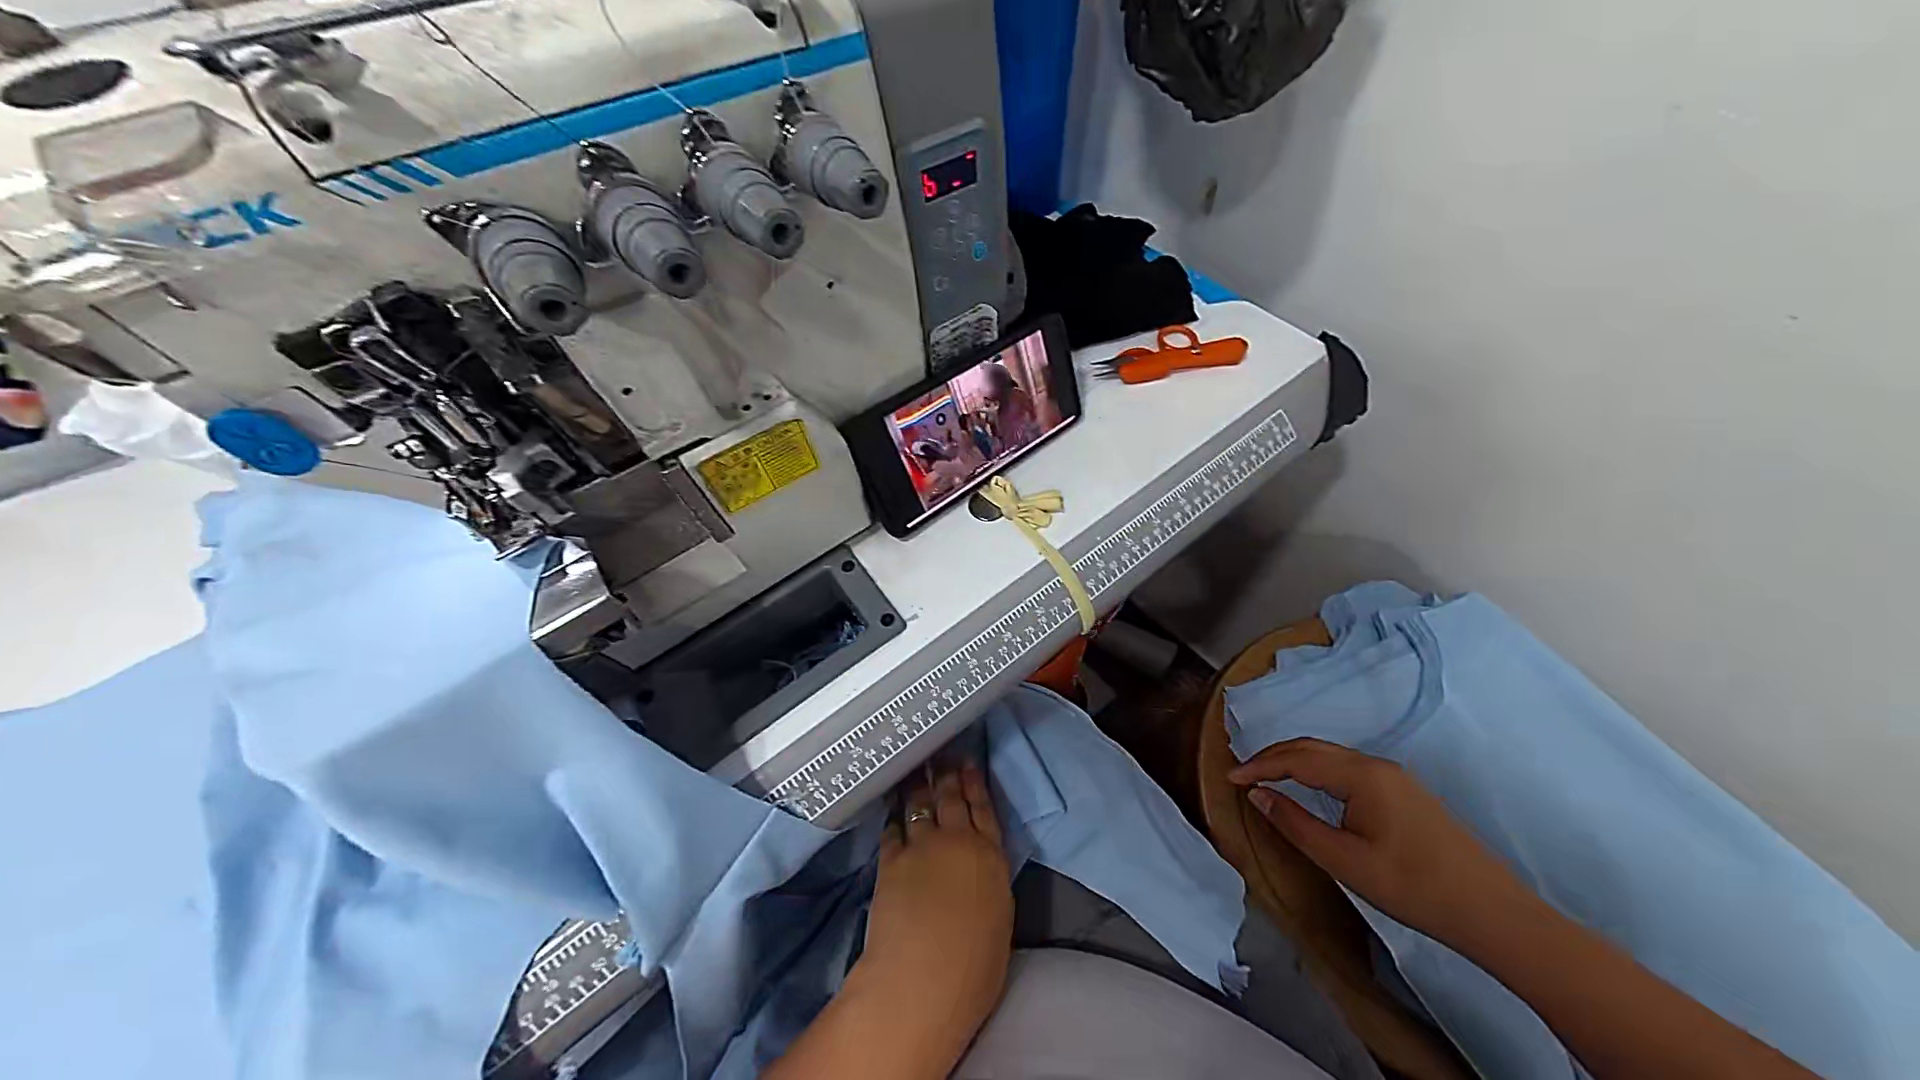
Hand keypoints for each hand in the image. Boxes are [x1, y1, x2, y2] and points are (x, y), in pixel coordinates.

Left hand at [853, 763, 1012, 1045]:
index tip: (970, 763)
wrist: (925, 977)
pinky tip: (892, 810)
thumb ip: (987, 883)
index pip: (984, 811)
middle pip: (952, 799)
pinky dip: (894, 817)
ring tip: (915, 768)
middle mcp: (958, 843)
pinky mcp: (892, 860)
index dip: (976, 785)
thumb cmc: (975, 966)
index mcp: (991, 859)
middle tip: (941, 752)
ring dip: (918, 785)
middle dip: (946, 773)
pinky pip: (893, 829)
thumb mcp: (998, 918)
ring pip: (921, 806)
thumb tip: (978, 873)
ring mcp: (922, 848)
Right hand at [1230, 738, 1535, 948]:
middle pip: (1312, 748)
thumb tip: (1259, 795)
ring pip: (1331, 756)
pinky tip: (1309, 788)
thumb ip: (1295, 824)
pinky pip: (1347, 768)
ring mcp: (1395, 777)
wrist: (1493, 913)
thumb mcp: (1344, 860)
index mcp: (1361, 775)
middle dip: (1273, 755)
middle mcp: (1377, 765)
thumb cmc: (1413, 887)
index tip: (1229, 777)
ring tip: (1266, 776)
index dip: (1259, 765)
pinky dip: (1316, 770)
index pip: (1296, 759)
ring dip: (1294, 761)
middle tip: (1242, 771)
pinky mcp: (1405, 793)